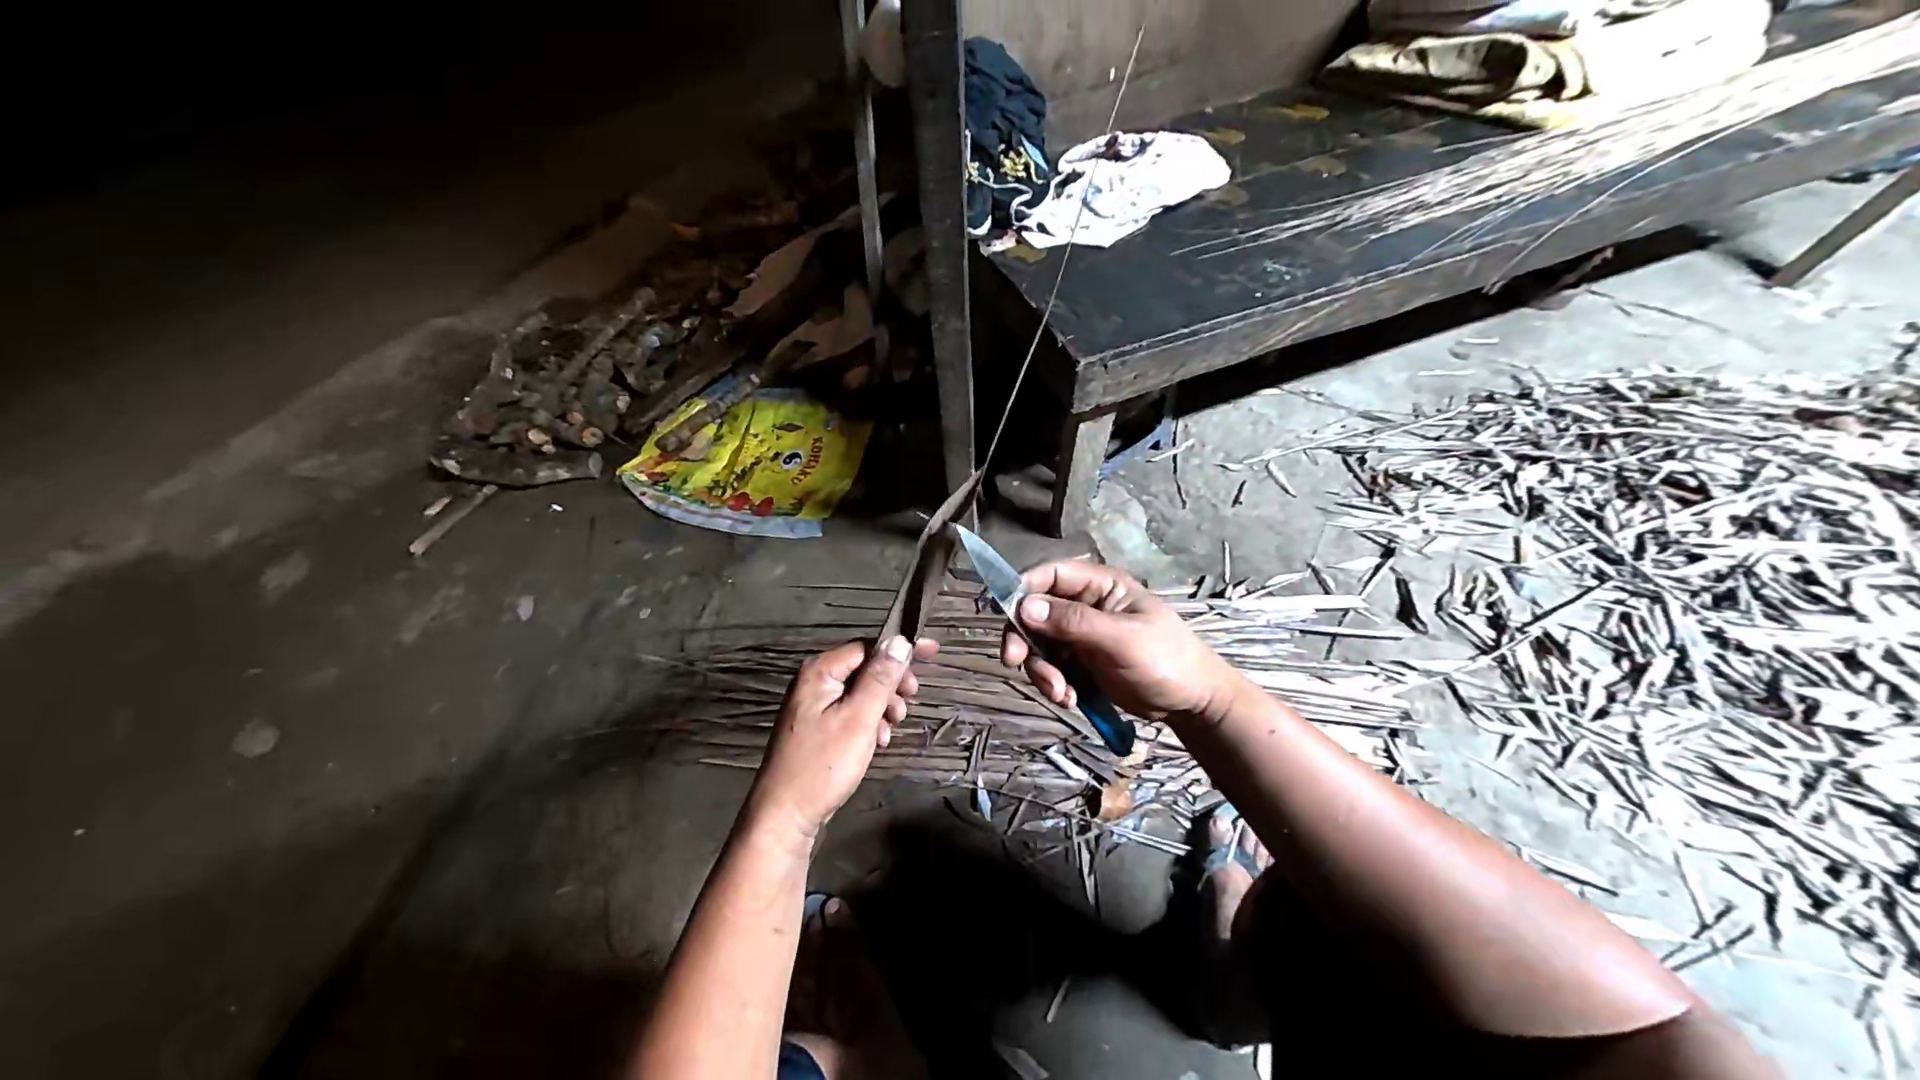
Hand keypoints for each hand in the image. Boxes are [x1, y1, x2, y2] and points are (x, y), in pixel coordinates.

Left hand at [747, 636, 937, 839]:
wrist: (785, 816)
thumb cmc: (823, 765)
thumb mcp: (859, 718)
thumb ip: (880, 678)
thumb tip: (899, 641)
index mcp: (819, 672)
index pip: (867, 646)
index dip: (900, 649)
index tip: (930, 653)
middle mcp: (813, 682)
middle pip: (864, 667)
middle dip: (892, 682)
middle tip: (913, 699)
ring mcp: (813, 706)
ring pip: (861, 692)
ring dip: (883, 705)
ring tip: (893, 727)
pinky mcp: (817, 727)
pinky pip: (851, 712)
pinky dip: (869, 721)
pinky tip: (878, 740)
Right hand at [1000, 561, 1242, 723]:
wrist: (1193, 704)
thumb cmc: (1167, 660)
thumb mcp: (1121, 639)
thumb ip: (1074, 622)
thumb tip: (1025, 606)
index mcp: (1099, 586)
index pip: (1049, 575)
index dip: (1022, 590)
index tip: (1004, 614)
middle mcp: (1084, 605)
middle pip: (1034, 612)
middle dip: (1024, 639)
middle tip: (1015, 662)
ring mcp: (1080, 635)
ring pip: (1039, 644)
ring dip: (1041, 670)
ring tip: (1060, 693)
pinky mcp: (1080, 662)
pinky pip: (1051, 667)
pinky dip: (1053, 683)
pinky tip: (1070, 699)